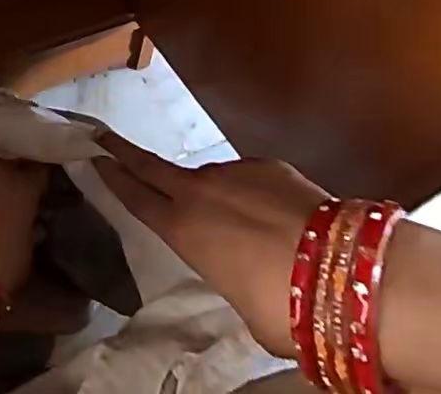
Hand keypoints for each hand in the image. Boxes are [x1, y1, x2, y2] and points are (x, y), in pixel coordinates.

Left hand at [0, 160, 50, 292]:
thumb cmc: (3, 265)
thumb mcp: (29, 246)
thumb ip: (30, 222)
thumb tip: (29, 216)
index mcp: (24, 185)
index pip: (40, 170)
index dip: (42, 178)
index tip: (43, 187)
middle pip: (13, 162)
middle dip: (18, 170)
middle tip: (20, 186)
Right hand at [94, 133, 329, 356]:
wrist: (346, 271)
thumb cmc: (284, 306)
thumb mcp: (242, 304)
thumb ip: (224, 271)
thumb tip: (235, 258)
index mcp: (184, 230)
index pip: (136, 198)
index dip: (113, 177)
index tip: (95, 157)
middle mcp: (200, 193)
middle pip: (150, 166)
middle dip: (123, 150)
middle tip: (102, 134)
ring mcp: (234, 172)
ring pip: (211, 179)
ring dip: (214, 195)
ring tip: (244, 226)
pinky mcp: (268, 165)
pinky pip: (250, 180)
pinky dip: (255, 195)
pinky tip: (279, 220)